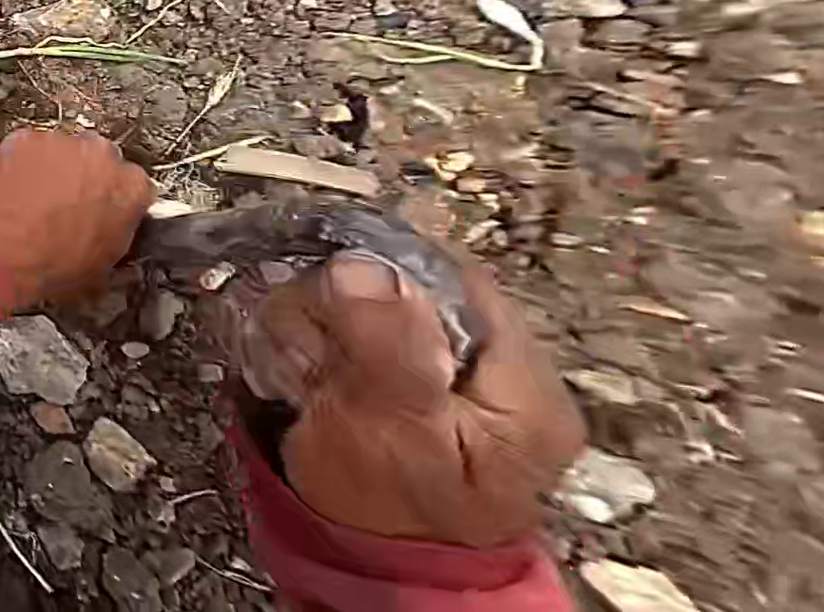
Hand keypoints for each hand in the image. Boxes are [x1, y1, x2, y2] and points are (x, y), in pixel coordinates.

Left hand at [0, 128, 152, 305]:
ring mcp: (63, 142)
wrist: (7, 253)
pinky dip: (20, 161)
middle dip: (83, 174)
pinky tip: (13, 187)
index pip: (131, 182)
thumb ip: (116, 233)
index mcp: (131, 186)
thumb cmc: (54, 265)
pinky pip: (27, 146)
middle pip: (97, 156)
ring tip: (33, 197)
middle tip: (63, 201)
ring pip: (60, 148)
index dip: (112, 195)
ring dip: (51, 166)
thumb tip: (109, 232)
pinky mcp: (27, 137)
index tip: (99, 206)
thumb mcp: (104, 265)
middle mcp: (102, 154)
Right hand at [250, 258, 584, 547]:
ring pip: (360, 293)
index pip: (455, 279)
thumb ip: (388, 347)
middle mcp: (483, 361)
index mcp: (518, 381)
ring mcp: (434, 361)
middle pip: (403, 281)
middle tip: (319, 355)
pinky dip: (310, 335)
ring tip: (309, 370)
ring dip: (316, 322)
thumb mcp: (394, 430)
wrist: (361, 558)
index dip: (387, 274)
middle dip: (340, 306)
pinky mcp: (393, 364)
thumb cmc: (385, 508)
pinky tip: (305, 369)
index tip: (332, 298)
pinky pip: (341, 317)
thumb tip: (365, 265)